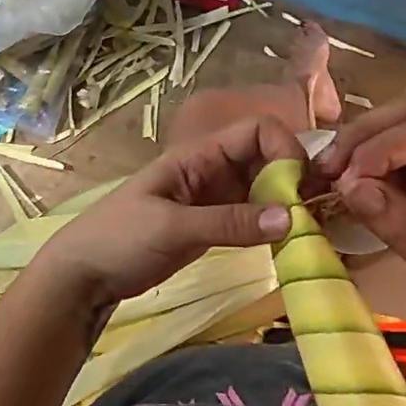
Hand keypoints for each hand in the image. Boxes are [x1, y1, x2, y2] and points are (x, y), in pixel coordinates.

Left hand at [30, 117, 304, 308]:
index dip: (284, 150)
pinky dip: (271, 225)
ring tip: (313, 231)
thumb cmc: (118, 238)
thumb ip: (228, 222)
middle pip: (265, 159)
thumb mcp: (171, 227)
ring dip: (287, 204)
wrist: (85, 272)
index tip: (304, 187)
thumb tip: (291, 218)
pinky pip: (251, 216)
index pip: (255, 132)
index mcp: (196, 156)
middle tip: (320, 214)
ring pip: (262, 189)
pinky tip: (290, 243)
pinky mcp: (211, 225)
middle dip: (294, 178)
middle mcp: (209, 171)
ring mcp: (212, 199)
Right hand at [314, 97, 405, 405]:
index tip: (340, 176)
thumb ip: (402, 228)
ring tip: (326, 176)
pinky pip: (404, 162)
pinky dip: (371, 169)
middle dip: (366, 138)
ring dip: (363, 150)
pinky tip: (346, 184)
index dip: (381, 147)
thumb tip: (347, 186)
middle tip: (323, 168)